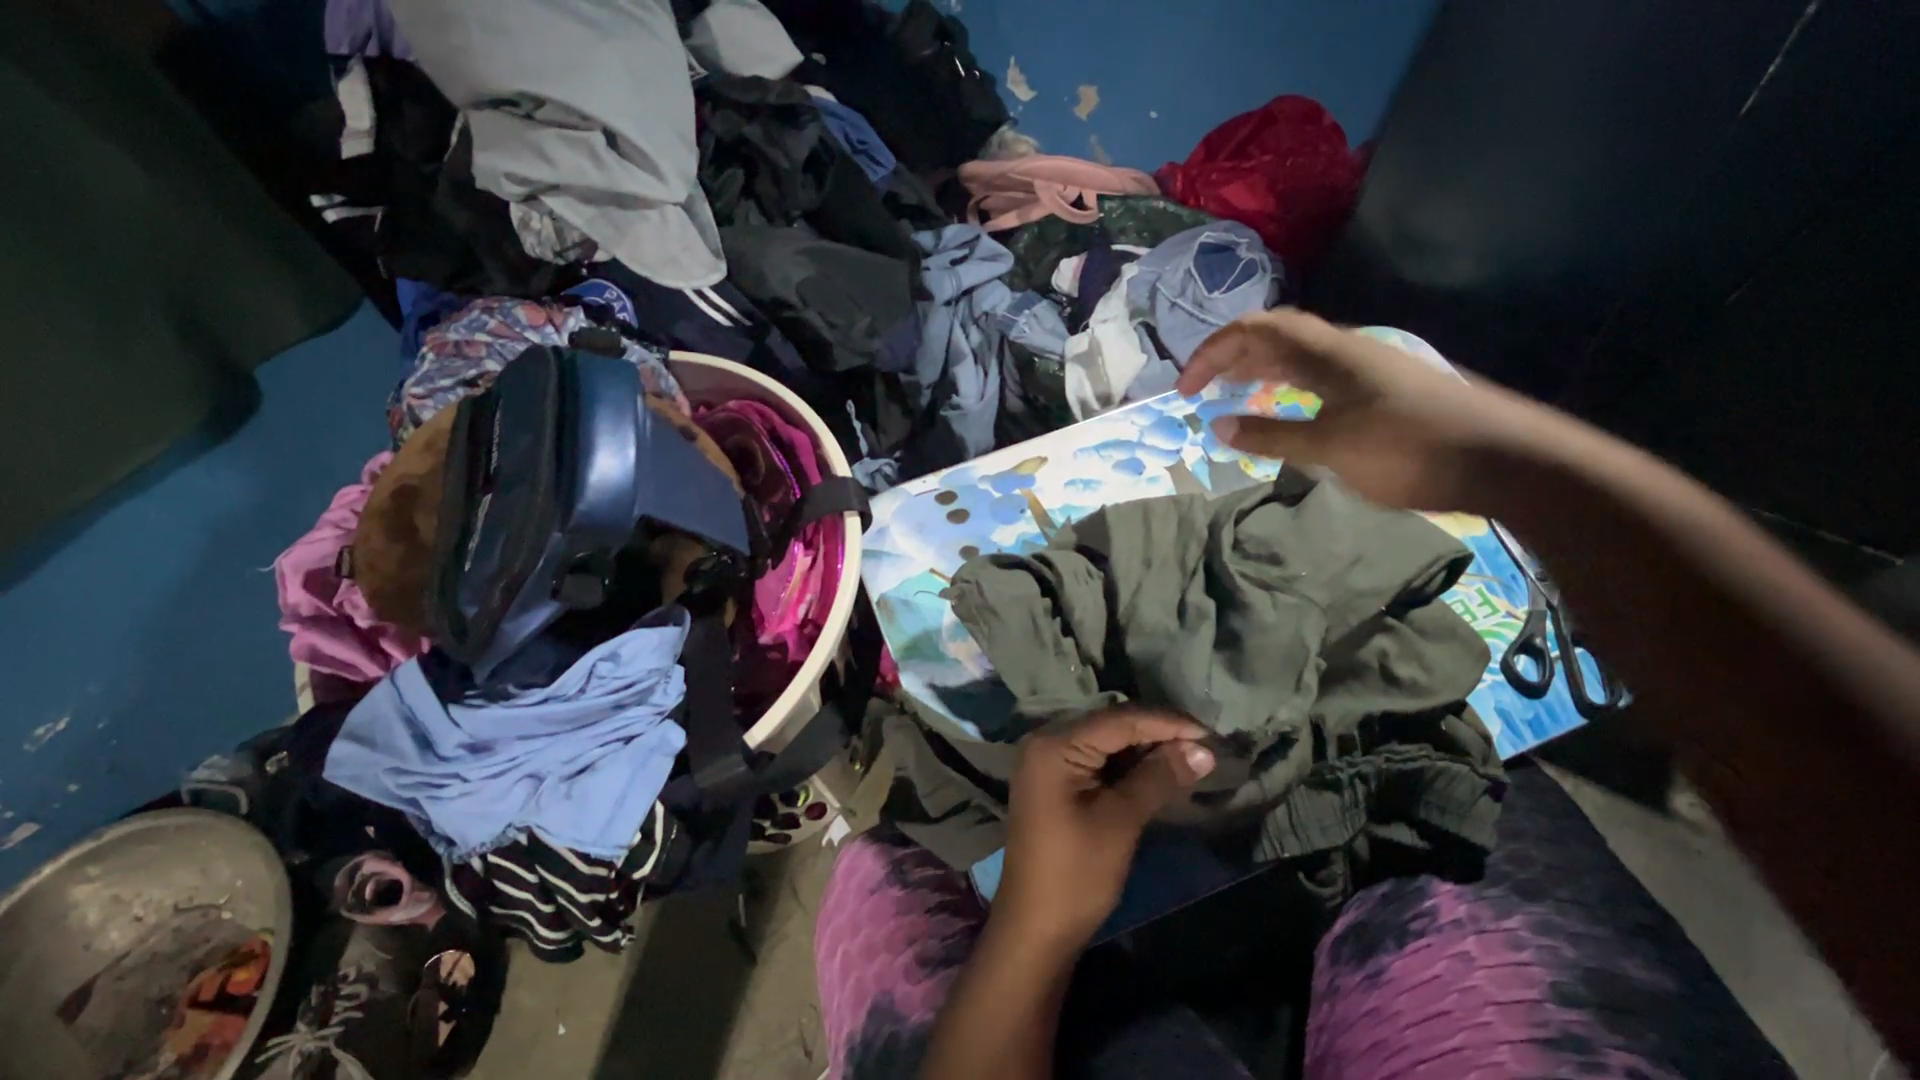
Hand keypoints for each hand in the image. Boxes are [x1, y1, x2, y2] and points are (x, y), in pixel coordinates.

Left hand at [995, 707, 1215, 949]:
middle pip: (1111, 724)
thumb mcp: (1121, 821)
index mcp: (1054, 745)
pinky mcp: (1054, 782)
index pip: (1119, 719)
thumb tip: (1204, 749)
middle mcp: (1045, 742)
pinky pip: (1096, 759)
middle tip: (1205, 746)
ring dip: (1146, 748)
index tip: (1212, 735)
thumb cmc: (1076, 874)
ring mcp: (1047, 762)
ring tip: (1191, 756)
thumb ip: (1159, 777)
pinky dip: (1128, 764)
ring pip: (1106, 741)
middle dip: (1159, 732)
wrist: (1035, 928)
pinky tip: (1159, 770)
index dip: (1168, 723)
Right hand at [1176, 309, 1534, 511]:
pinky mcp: (1380, 390)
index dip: (1213, 351)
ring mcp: (1366, 368)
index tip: (1184, 388)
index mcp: (1329, 353)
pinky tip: (1285, 410)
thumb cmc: (1410, 449)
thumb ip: (1273, 437)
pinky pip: (1318, 375)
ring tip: (1232, 395)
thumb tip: (1218, 425)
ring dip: (1258, 370)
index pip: (1256, 330)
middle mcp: (1345, 350)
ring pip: (1298, 355)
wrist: (1501, 458)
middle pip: (1275, 336)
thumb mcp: (1332, 448)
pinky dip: (1286, 386)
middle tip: (1200, 390)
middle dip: (1231, 357)